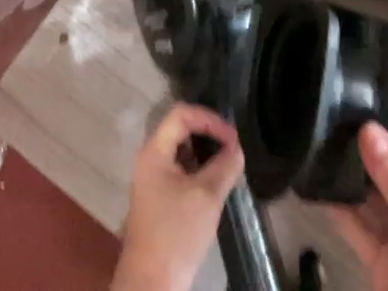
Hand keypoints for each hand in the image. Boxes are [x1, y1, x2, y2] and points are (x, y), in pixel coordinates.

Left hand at [112, 104, 244, 290]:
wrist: (153, 279)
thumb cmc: (177, 233)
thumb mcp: (206, 196)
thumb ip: (224, 166)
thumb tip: (237, 148)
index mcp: (154, 152)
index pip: (181, 114)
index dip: (209, 119)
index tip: (233, 138)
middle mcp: (149, 158)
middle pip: (180, 129)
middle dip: (209, 134)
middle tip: (233, 147)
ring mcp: (152, 178)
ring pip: (182, 150)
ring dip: (205, 153)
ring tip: (229, 163)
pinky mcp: (159, 196)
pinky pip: (181, 169)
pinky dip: (199, 169)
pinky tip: (216, 182)